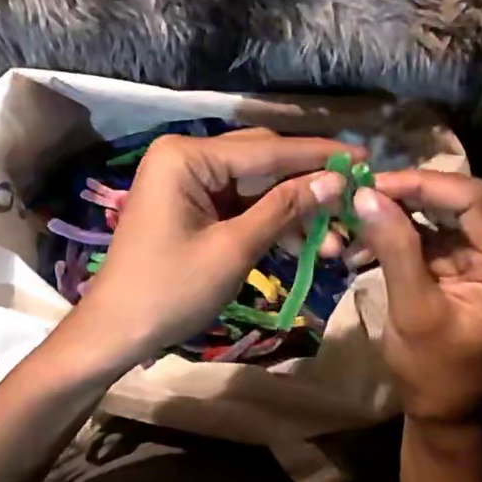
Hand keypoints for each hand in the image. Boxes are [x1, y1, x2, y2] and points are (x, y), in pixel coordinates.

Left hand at [68, 129, 359, 363]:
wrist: (117, 331)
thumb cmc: (171, 290)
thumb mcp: (234, 249)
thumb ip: (285, 208)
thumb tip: (335, 180)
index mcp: (186, 157)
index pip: (265, 150)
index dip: (317, 156)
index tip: (364, 158)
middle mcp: (185, 157)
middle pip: (261, 161)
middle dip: (306, 185)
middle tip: (353, 199)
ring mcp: (187, 182)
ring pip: (255, 185)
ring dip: (292, 210)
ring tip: (336, 238)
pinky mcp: (191, 205)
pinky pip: (239, 204)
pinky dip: (268, 221)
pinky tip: (305, 243)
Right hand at [352, 170, 481, 424]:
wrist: (442, 408)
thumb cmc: (433, 370)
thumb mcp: (413, 309)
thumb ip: (395, 248)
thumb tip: (365, 195)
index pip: (475, 201)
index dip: (424, 185)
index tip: (373, 186)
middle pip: (461, 202)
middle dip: (408, 195)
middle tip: (361, 195)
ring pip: (444, 213)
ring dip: (400, 212)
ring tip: (358, 217)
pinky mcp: (467, 265)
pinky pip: (434, 233)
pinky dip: (400, 232)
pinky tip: (367, 238)